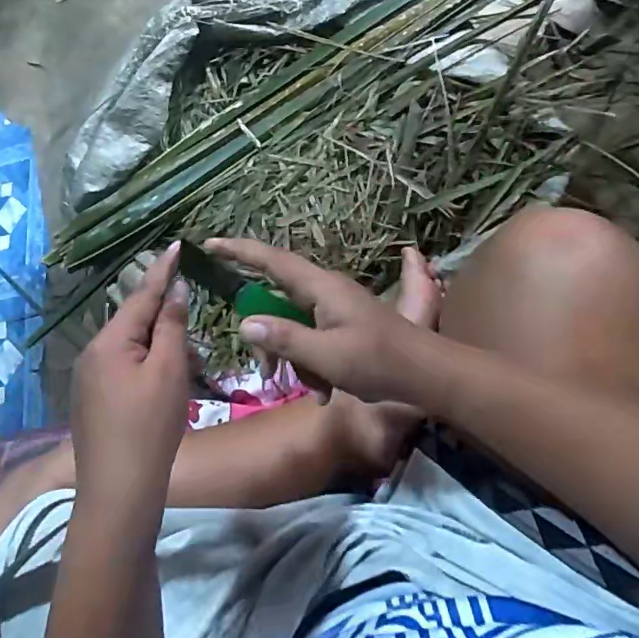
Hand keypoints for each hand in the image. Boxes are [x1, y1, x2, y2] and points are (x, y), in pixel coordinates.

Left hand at [70, 241, 193, 494]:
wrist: (119, 493)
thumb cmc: (150, 427)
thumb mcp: (169, 371)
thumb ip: (172, 326)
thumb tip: (174, 290)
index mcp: (108, 342)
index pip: (141, 295)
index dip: (163, 270)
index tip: (177, 244)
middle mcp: (92, 354)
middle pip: (136, 324)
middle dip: (168, 328)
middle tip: (196, 349)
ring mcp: (88, 380)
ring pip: (132, 350)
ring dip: (162, 355)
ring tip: (188, 378)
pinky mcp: (92, 401)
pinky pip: (124, 372)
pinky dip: (149, 373)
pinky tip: (166, 394)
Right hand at [204, 238, 443, 407]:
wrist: (428, 376)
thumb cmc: (380, 362)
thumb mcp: (327, 356)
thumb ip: (284, 338)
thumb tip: (245, 323)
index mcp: (321, 288)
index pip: (272, 260)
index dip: (239, 251)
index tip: (210, 244)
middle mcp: (324, 292)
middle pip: (277, 305)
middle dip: (271, 340)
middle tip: (271, 373)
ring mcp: (334, 309)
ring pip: (293, 328)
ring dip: (296, 361)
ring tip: (317, 391)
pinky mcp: (341, 326)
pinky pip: (311, 341)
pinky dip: (312, 366)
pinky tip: (327, 393)